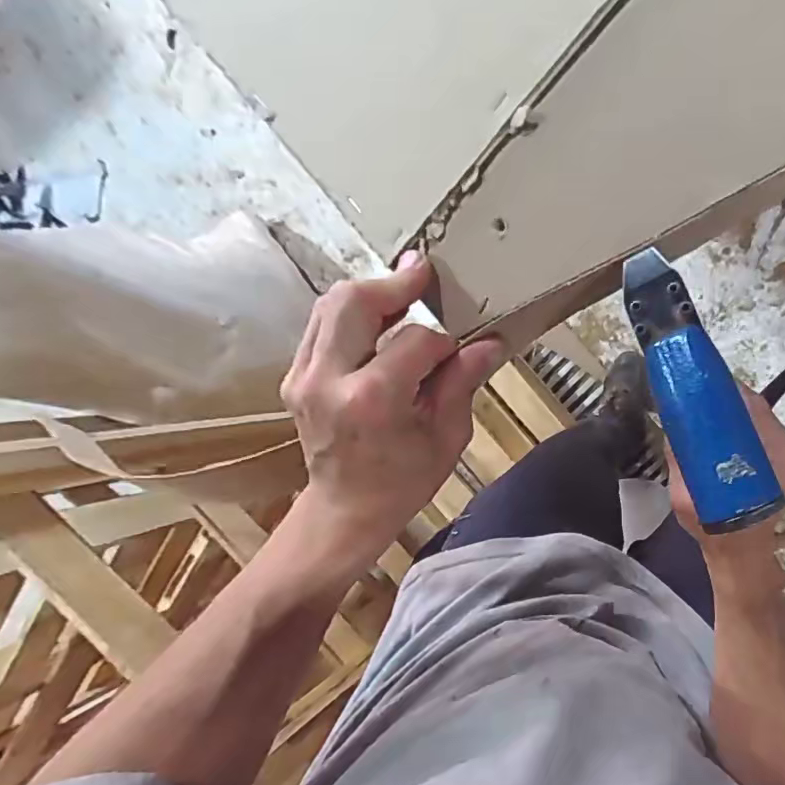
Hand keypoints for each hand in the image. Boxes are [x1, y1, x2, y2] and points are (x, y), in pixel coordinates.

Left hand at [279, 253, 508, 561]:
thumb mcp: (446, 438)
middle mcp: (327, 379)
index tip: (457, 352)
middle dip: (395, 283)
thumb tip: (488, 343)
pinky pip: (322, 323)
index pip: (414, 339)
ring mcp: (302, 375)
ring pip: (331, 303)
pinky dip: (353, 313)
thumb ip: (462, 383)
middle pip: (355, 300)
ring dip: (371, 292)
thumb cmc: (403, 481)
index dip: (442, 342)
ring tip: (404, 294)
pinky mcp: (295, 374)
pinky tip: (379, 320)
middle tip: (424, 274)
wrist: (346, 509)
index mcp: (371, 400)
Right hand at [666, 384, 784, 556]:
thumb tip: (674, 420)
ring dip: (730, 413)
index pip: (749, 406)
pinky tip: (718, 433)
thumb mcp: (685, 495)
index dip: (721, 393)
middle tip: (695, 401)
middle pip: (754, 408)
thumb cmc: (712, 523)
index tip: (696, 388)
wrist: (739, 552)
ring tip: (703, 416)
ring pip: (757, 416)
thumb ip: (679, 458)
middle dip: (723, 401)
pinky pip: (762, 429)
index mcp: (774, 455)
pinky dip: (740, 426)